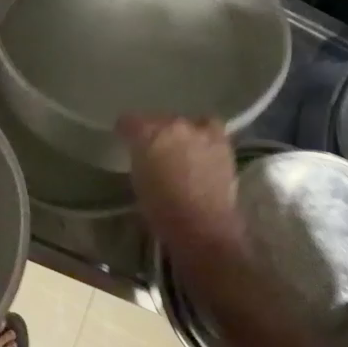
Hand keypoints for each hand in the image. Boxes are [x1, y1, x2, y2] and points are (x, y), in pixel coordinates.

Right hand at [118, 114, 248, 269]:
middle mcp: (174, 125)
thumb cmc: (162, 212)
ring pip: (184, 122)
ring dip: (179, 132)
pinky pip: (209, 128)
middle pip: (159, 119)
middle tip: (154, 149)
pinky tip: (201, 149)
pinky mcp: (222, 142)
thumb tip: (144, 154)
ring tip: (179, 147)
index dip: (126, 130)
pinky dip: (203, 136)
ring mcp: (200, 131)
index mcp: (147, 135)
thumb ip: (140, 159)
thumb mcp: (138, 182)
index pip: (129, 121)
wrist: (202, 227)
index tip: (125, 138)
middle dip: (154, 131)